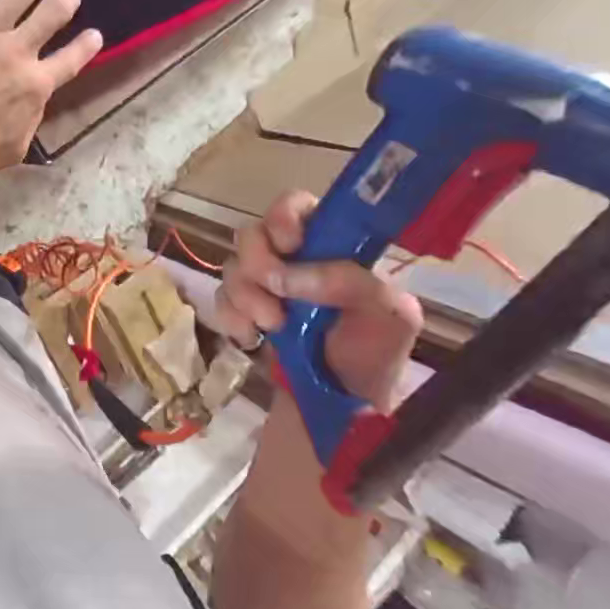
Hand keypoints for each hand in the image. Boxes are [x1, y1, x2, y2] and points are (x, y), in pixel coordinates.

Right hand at [214, 191, 420, 407]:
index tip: (289, 244)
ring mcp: (263, 282)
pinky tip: (250, 337)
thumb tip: (286, 276)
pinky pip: (219, 298)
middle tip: (275, 293)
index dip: (282, 217)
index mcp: (331, 244)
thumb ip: (349, 282)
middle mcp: (291, 256)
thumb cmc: (375, 352)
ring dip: (246, 297)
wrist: (342, 403)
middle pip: (251, 233)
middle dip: (257, 263)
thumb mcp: (389, 314)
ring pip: (232, 265)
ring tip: (271, 326)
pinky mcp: (242, 308)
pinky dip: (230, 317)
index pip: (295, 205)